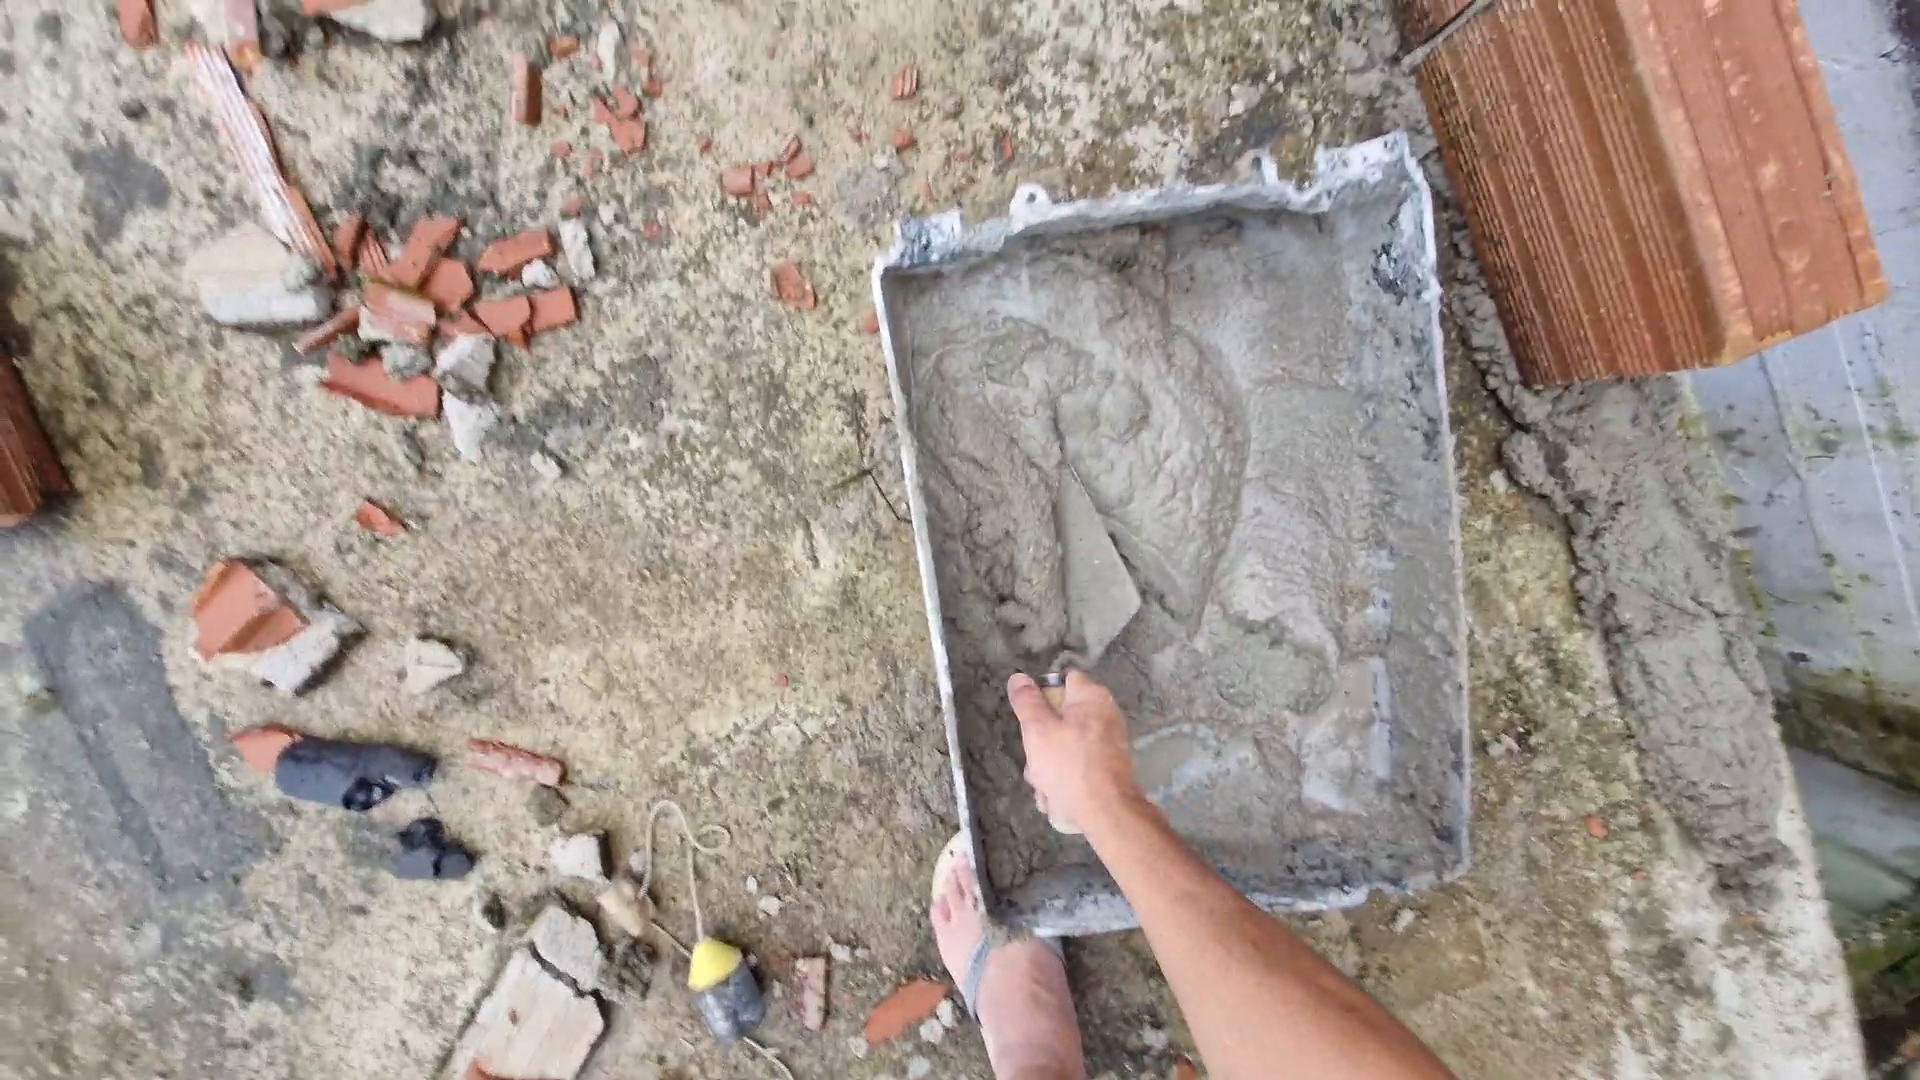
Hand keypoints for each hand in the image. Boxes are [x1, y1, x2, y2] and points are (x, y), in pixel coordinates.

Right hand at [1007, 671, 1143, 829]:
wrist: (1107, 813)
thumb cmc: (1069, 765)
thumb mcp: (1037, 730)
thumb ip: (1026, 701)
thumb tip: (1018, 677)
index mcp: (1092, 697)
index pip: (1064, 680)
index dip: (1043, 694)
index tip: (1030, 717)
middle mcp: (1105, 715)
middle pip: (1061, 717)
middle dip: (1042, 741)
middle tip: (1035, 759)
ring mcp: (1109, 743)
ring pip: (1066, 746)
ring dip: (1049, 766)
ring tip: (1044, 785)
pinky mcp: (1108, 769)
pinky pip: (1078, 766)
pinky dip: (1065, 779)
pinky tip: (1056, 798)